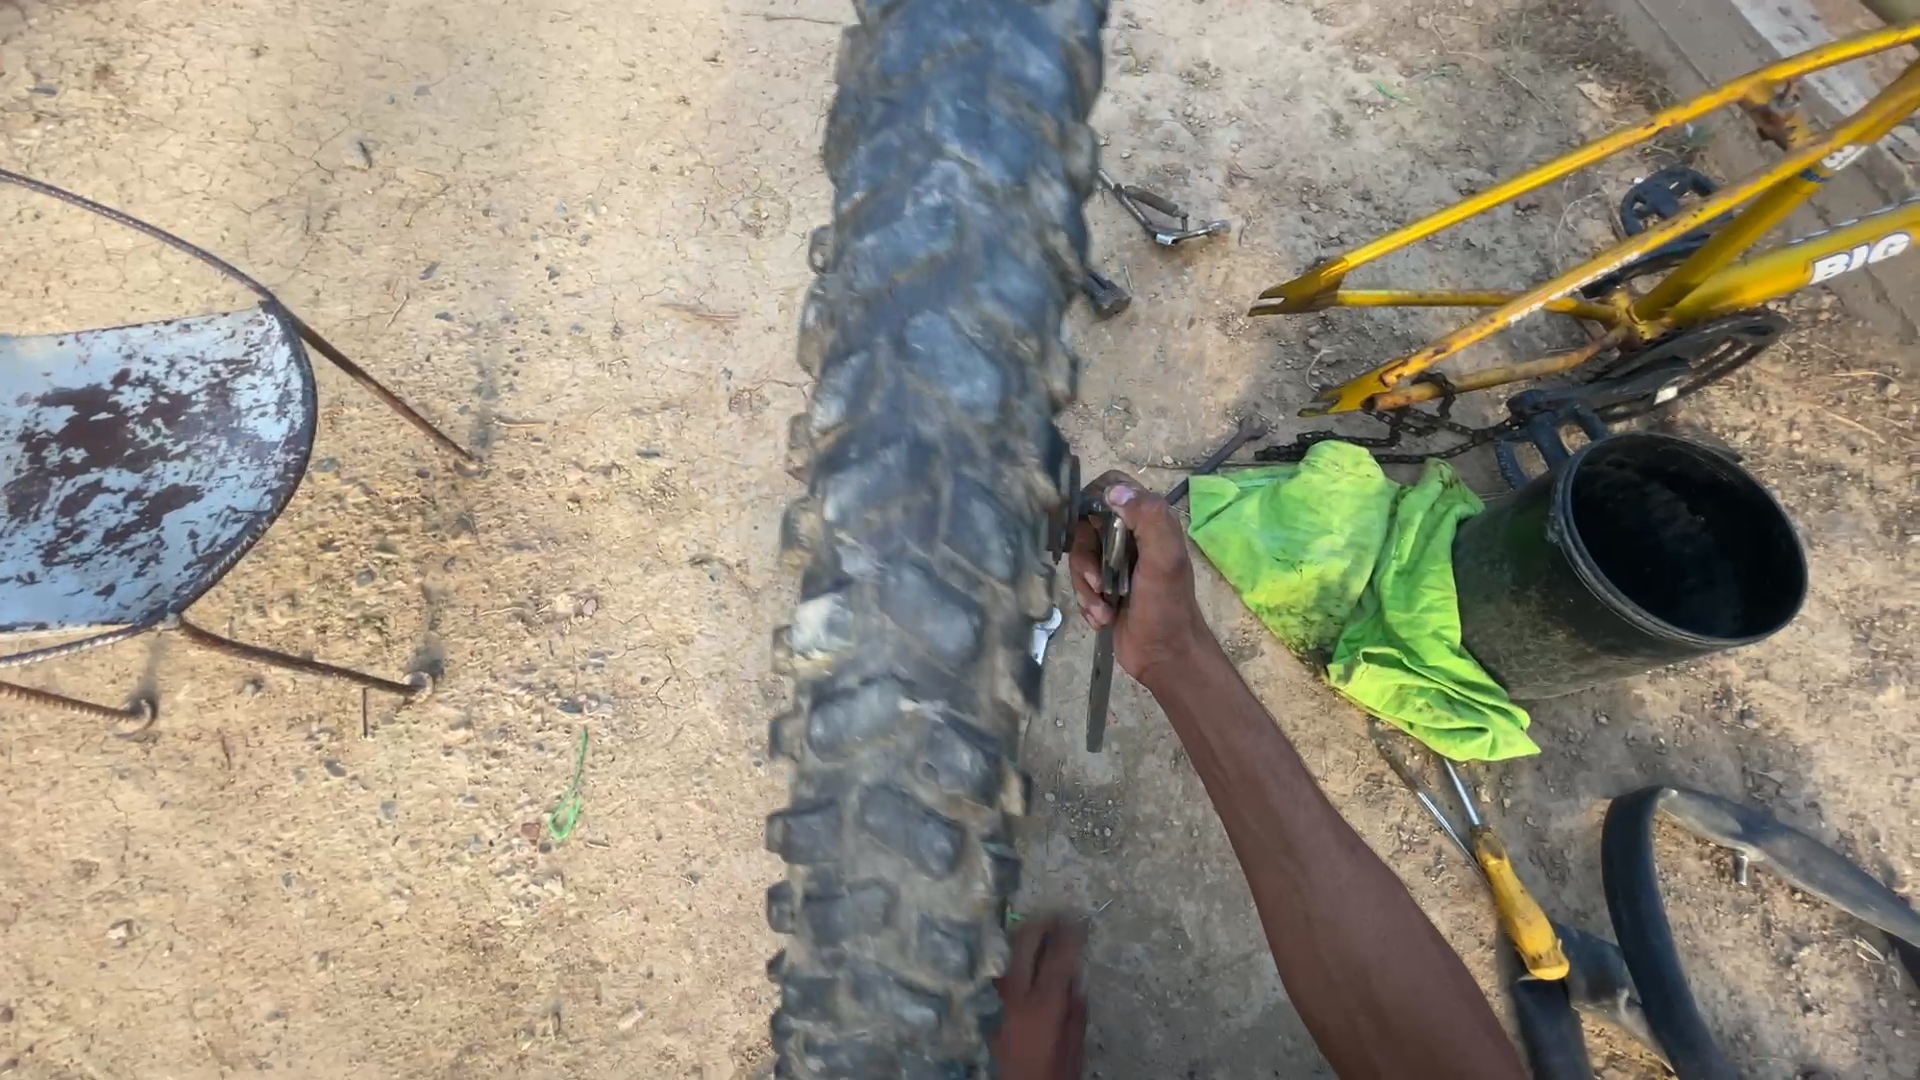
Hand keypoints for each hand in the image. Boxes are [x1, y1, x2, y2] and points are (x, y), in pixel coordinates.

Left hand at [992, 919, 1086, 1079]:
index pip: (1058, 955)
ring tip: (1039, 930)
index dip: (1071, 932)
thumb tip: (1077, 979)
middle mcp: (1013, 993)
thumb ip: (1074, 1015)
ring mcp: (992, 996)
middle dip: (1043, 922)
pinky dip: (1008, 954)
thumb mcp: (1071, 1056)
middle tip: (1058, 916)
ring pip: (1006, 949)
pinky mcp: (978, 1003)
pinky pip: (995, 967)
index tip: (1080, 919)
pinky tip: (1016, 955)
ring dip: (1024, 934)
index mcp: (1042, 1006)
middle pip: (1025, 940)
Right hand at [1068, 471, 1213, 685]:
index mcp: (1149, 522)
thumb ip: (1149, 520)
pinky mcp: (1104, 587)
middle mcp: (1131, 537)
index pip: (1112, 487)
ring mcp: (1116, 562)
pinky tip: (1102, 618)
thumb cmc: (1167, 607)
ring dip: (1085, 586)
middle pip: (1085, 524)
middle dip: (1084, 556)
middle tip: (1097, 580)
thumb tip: (1114, 491)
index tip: (1086, 526)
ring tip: (1102, 609)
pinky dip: (1087, 601)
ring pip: (1079, 556)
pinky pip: (1080, 582)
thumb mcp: (1164, 559)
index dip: (1092, 500)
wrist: (1165, 657)